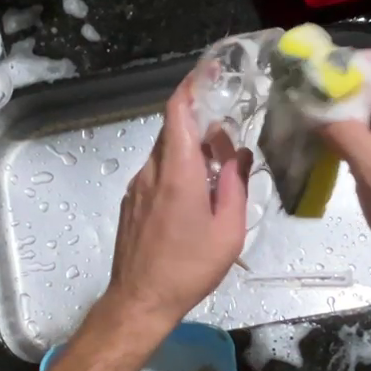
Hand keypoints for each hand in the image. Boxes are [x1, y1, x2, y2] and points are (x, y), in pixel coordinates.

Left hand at [102, 70, 250, 328]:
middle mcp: (151, 171)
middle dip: (201, 124)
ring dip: (189, 150)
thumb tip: (238, 154)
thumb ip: (235, 186)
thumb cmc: (189, 268)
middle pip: (173, 130)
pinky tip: (195, 193)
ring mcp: (137, 187)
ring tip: (217, 169)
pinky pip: (156, 172)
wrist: (140, 300)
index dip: (193, 85)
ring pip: (164, 152)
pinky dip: (176, 169)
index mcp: (176, 172)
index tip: (210, 71)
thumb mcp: (228, 230)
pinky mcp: (131, 203)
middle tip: (229, 135)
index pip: (177, 111)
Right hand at [319, 47, 370, 271]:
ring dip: (337, 106)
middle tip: (296, 99)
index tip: (298, 82)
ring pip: (367, 100)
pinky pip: (370, 121)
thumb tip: (308, 101)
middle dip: (333, 86)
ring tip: (302, 116)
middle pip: (370, 79)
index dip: (335, 70)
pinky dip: (346, 125)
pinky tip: (321, 136)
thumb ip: (344, 133)